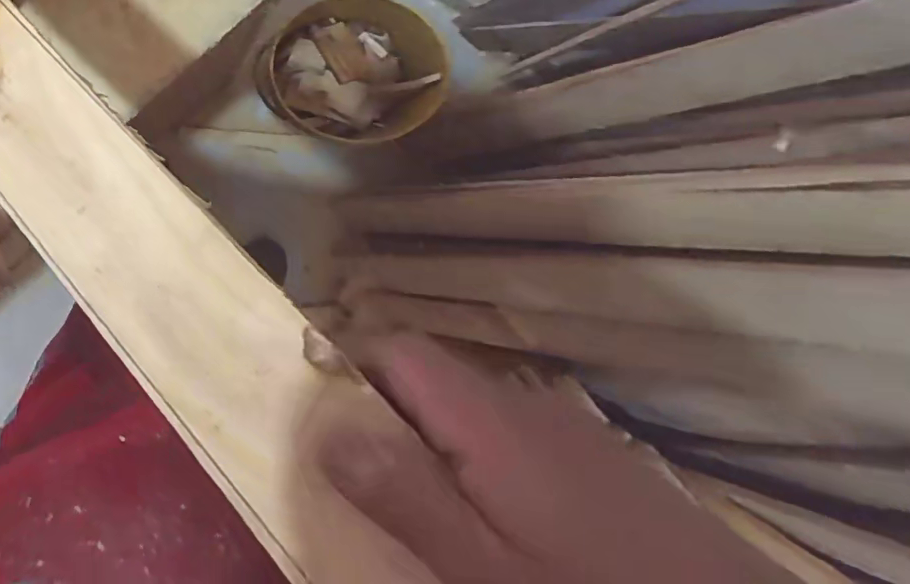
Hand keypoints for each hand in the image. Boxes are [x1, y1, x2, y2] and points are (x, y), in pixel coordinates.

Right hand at [320, 334, 792, 583]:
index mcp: (485, 416)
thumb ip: (405, 493)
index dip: (349, 361)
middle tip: (353, 465)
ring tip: (408, 494)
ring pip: (465, 405)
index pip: (397, 347)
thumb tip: (326, 427)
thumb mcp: (484, 570)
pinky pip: (506, 435)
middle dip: (380, 403)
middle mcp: (520, 403)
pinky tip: (485, 514)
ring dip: (424, 431)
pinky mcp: (593, 462)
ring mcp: (562, 429)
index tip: (315, 404)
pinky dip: (471, 455)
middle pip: (427, 372)